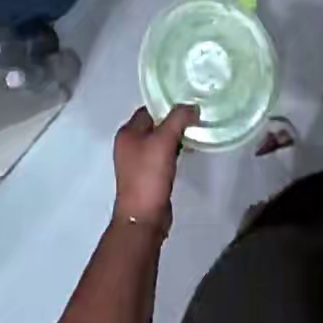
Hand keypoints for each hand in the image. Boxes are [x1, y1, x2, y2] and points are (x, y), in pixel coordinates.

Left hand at [112, 105, 197, 232]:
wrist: (144, 218)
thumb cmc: (149, 175)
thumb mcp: (164, 142)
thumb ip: (177, 120)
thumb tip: (192, 106)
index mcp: (127, 132)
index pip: (149, 109)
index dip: (167, 105)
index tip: (187, 104)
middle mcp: (129, 144)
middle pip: (154, 125)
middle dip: (173, 122)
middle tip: (194, 118)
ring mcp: (137, 161)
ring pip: (159, 141)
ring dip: (174, 137)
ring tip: (194, 134)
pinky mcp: (147, 176)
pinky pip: (161, 156)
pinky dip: (173, 152)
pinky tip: (188, 153)